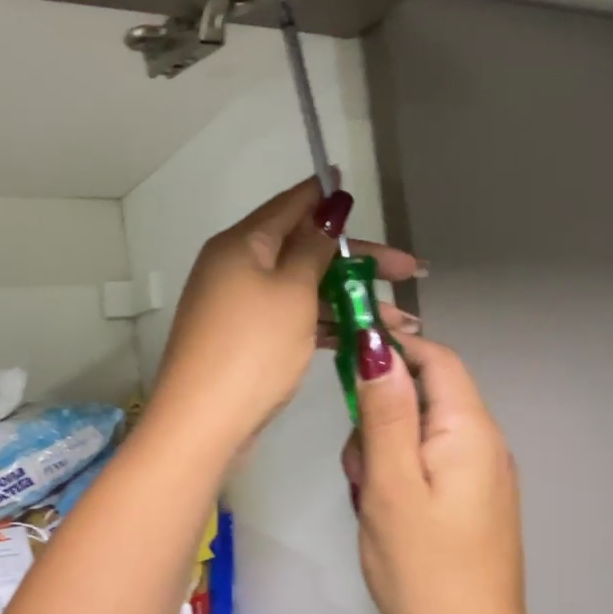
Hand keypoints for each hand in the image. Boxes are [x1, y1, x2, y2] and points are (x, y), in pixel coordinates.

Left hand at [148, 175, 421, 452]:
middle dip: (357, 261)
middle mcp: (235, 268)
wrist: (202, 422)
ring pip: (302, 288)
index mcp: (240, 244)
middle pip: (302, 250)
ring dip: (349, 299)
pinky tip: (364, 337)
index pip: (289, 206)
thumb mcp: (292, 291)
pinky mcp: (245, 341)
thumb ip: (314, 248)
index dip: (326, 199)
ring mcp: (238, 307)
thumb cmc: (251, 349)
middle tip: (410, 271)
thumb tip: (327, 207)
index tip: (358, 191)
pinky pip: (292, 318)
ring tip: (404, 320)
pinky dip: (326, 325)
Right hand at [341, 330, 537, 613]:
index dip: (392, 340)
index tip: (343, 343)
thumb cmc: (421, 567)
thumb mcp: (390, 484)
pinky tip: (382, 512)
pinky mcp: (471, 502)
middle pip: (424, 394)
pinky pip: (426, 463)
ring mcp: (481, 475)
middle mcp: (484, 444)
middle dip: (378, 412)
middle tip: (356, 464)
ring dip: (382, 448)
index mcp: (470, 431)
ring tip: (368, 498)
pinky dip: (395, 473)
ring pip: (419, 432)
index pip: (435, 358)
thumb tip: (378, 346)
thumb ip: (384, 412)